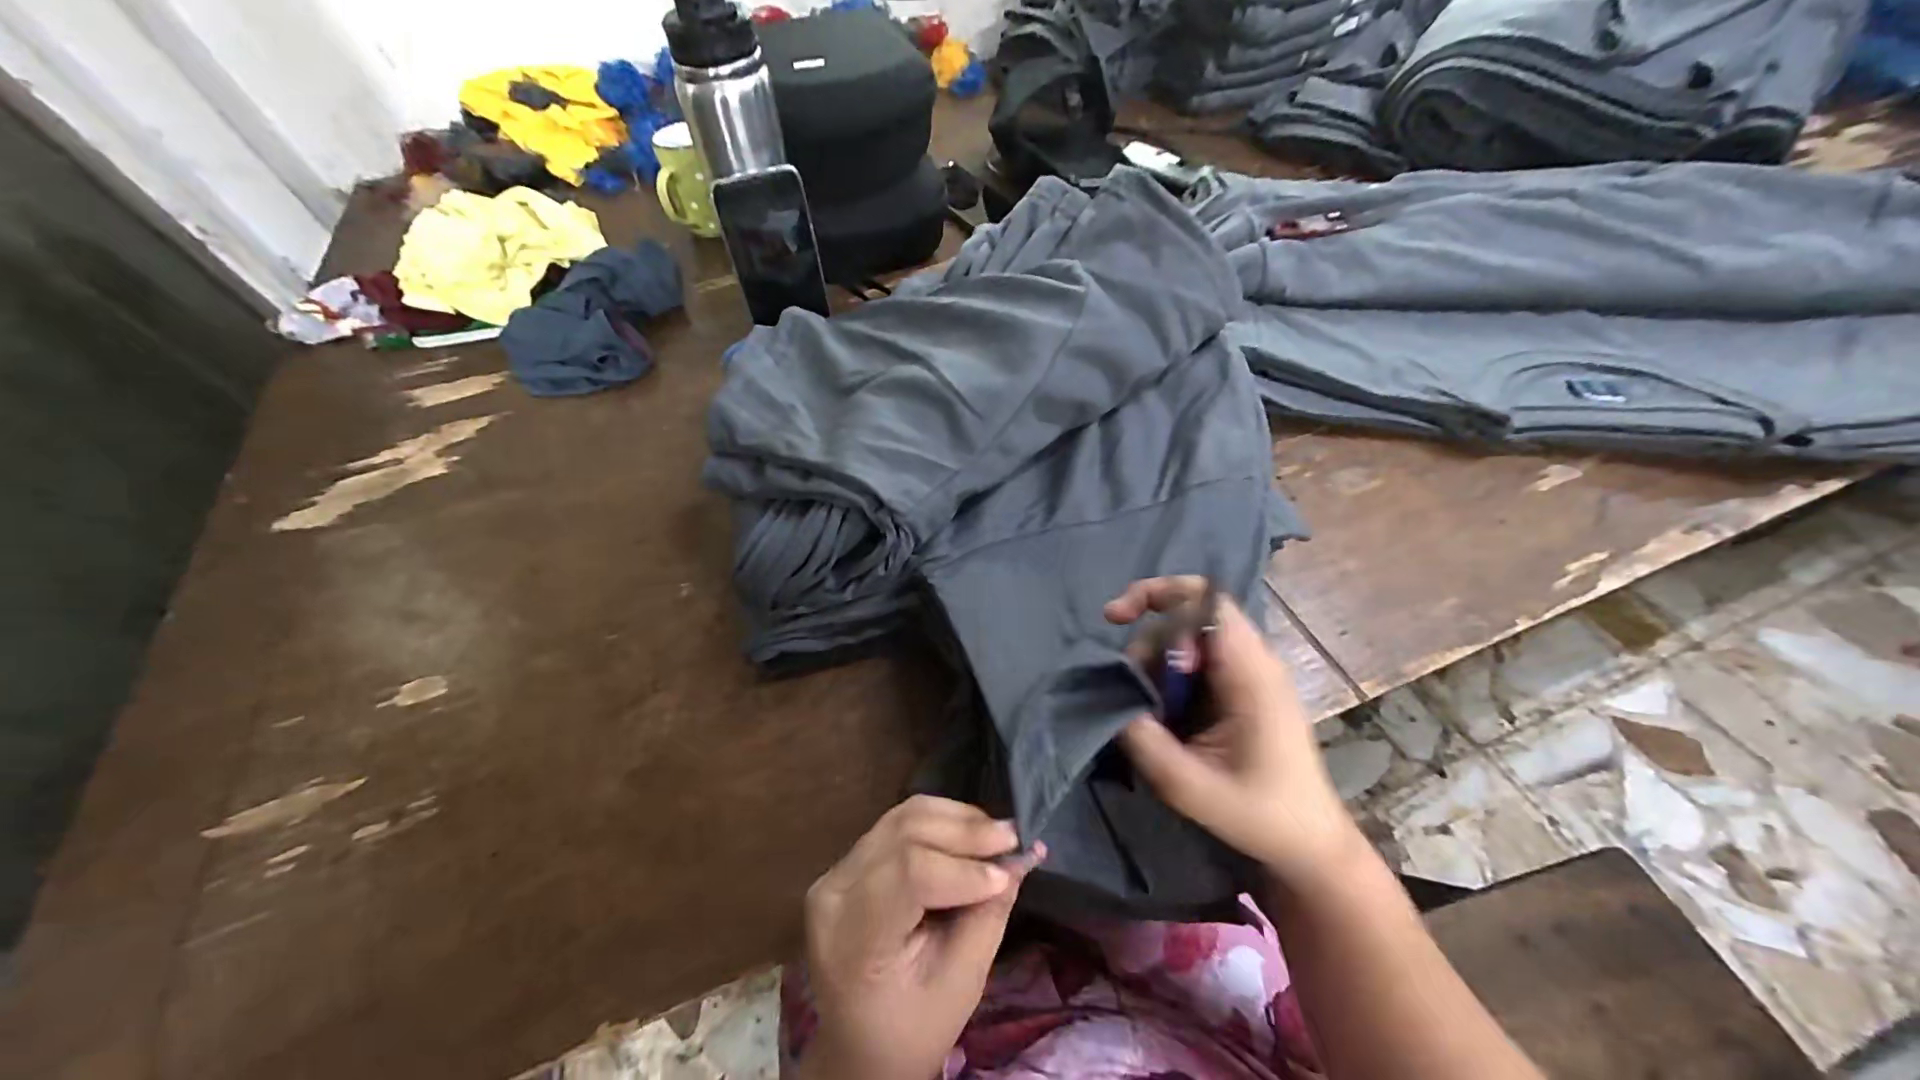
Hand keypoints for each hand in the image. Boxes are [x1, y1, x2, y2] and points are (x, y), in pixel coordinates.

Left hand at [800, 796, 1040, 1079]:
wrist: (861, 1044)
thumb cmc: (913, 1027)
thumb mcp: (960, 984)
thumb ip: (988, 916)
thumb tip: (1019, 858)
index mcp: (854, 938)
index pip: (908, 874)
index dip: (963, 868)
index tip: (1007, 874)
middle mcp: (835, 892)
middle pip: (904, 833)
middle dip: (965, 831)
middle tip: (1013, 837)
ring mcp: (836, 872)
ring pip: (902, 818)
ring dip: (955, 819)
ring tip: (997, 834)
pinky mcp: (847, 862)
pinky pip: (896, 824)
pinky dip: (939, 822)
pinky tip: (970, 834)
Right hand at [1105, 576, 1364, 892]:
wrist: (1310, 843)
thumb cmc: (1260, 815)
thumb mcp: (1190, 787)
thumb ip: (1145, 741)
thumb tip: (1113, 702)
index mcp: (1250, 674)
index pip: (1205, 601)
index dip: (1158, 594)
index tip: (1117, 618)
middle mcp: (1252, 662)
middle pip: (1188, 617)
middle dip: (1148, 641)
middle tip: (1131, 687)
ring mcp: (1248, 674)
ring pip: (1187, 640)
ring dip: (1155, 664)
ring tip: (1148, 711)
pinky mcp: (1241, 690)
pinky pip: (1196, 663)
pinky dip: (1168, 678)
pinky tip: (1162, 714)